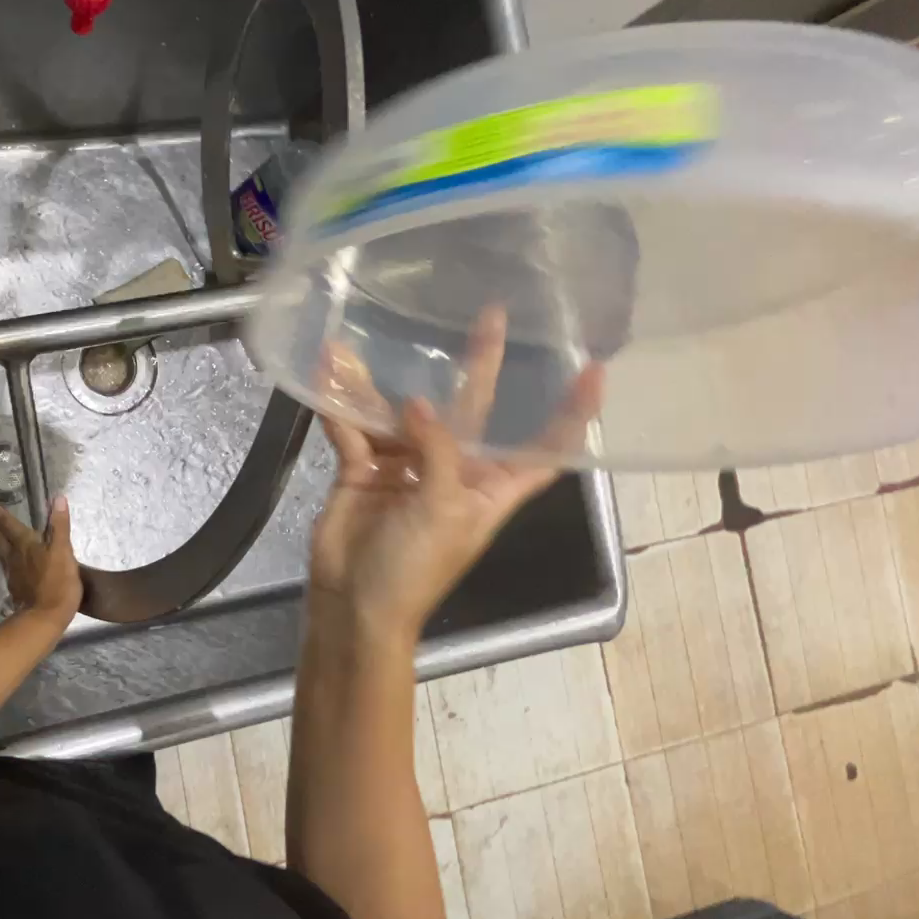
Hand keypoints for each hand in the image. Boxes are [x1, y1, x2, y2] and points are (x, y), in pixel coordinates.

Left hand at [0, 495, 83, 622]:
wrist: (45, 617)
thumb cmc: (57, 582)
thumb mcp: (63, 551)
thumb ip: (59, 525)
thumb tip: (57, 498)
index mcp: (25, 544)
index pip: (9, 524)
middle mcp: (13, 556)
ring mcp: (12, 573)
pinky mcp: (15, 588)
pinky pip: (6, 568)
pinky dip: (3, 560)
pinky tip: (6, 562)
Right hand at [308, 306, 603, 642]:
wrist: (353, 602)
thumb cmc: (416, 567)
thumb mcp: (444, 510)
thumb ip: (437, 450)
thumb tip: (416, 400)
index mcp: (489, 488)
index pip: (541, 449)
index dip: (569, 414)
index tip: (592, 370)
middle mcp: (451, 471)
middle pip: (471, 411)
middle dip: (480, 366)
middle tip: (490, 315)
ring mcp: (403, 469)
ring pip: (398, 417)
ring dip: (379, 385)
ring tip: (361, 344)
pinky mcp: (362, 471)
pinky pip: (354, 432)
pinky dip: (339, 408)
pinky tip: (326, 374)